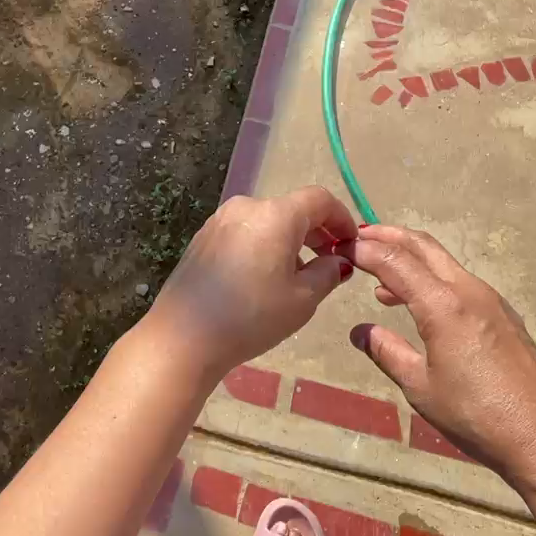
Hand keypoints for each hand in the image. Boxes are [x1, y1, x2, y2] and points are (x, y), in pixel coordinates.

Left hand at [136, 186, 357, 379]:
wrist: (184, 336)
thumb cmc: (252, 317)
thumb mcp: (302, 300)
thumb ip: (327, 273)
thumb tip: (337, 260)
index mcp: (276, 215)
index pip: (319, 199)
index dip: (341, 217)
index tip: (350, 243)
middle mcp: (247, 206)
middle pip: (292, 208)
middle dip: (316, 231)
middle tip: (329, 261)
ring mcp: (221, 219)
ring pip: (267, 221)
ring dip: (289, 239)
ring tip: (298, 274)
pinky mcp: (203, 236)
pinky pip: (245, 231)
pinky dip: (264, 244)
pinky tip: (263, 278)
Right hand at [341, 225, 535, 486]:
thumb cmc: (477, 416)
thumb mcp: (421, 388)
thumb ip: (387, 352)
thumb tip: (359, 332)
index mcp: (443, 305)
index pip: (395, 261)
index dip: (365, 250)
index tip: (339, 247)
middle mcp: (468, 290)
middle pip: (422, 245)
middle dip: (389, 235)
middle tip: (358, 236)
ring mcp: (490, 299)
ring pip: (443, 261)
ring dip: (410, 258)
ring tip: (380, 277)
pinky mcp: (503, 314)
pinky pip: (459, 281)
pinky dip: (431, 278)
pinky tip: (419, 305)